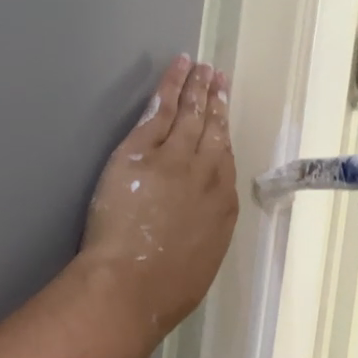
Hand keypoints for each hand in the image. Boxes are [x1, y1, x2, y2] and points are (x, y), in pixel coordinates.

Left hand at [82, 55, 238, 331]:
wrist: (132, 284)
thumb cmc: (165, 290)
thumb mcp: (201, 261)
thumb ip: (203, 231)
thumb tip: (198, 221)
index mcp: (222, 204)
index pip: (224, 158)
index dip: (224, 133)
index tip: (224, 118)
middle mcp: (205, 173)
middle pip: (212, 128)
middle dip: (216, 100)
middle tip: (219, 77)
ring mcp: (174, 158)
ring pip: (190, 113)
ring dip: (197, 87)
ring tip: (202, 67)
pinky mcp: (141, 151)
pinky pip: (160, 110)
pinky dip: (171, 86)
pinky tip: (177, 69)